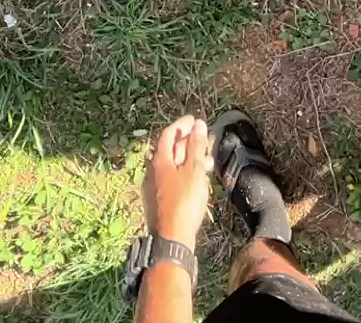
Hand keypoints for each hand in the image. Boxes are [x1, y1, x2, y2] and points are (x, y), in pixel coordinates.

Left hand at [142, 115, 210, 246]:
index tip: (195, 120)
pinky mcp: (160, 200)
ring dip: (189, 158)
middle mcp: (153, 171)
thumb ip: (197, 146)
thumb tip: (199, 124)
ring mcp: (155, 186)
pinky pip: (173, 177)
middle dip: (188, 141)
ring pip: (173, 164)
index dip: (182, 124)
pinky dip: (185, 172)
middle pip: (170, 149)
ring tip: (207, 161)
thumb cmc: (184, 201)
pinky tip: (198, 179)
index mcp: (159, 160)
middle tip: (204, 139)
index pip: (169, 133)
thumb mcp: (194, 170)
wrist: (172, 239)